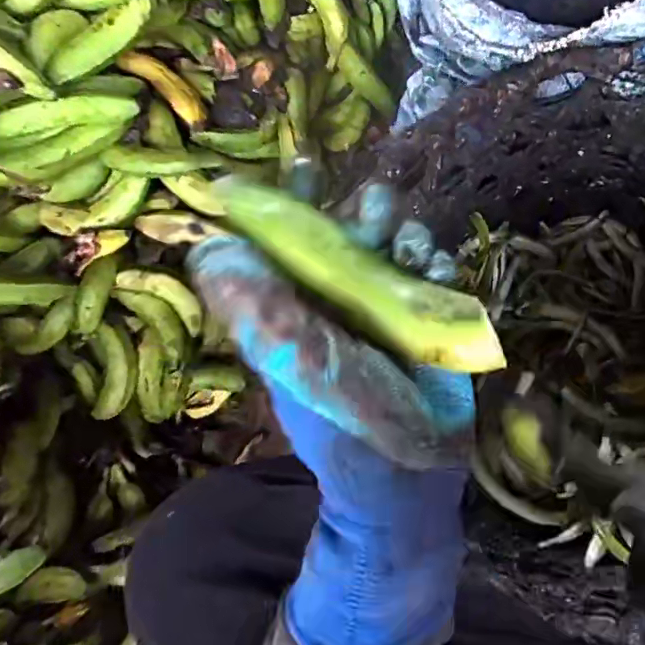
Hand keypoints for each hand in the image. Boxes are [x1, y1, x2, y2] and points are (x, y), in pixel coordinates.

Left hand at [187, 185, 471, 644]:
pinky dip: (434, 260)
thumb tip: (209, 249)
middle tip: (375, 205)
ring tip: (408, 241)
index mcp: (299, 305)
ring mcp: (387, 305)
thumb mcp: (297, 368)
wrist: (408, 477)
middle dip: (362, 212)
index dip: (293, 204)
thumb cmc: (345, 426)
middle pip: (349, 233)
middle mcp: (340, 298)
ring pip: (394, 244)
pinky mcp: (429, 316)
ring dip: (402, 231)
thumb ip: (261, 312)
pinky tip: (435, 267)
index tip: (303, 167)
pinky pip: (432, 271)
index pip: (292, 241)